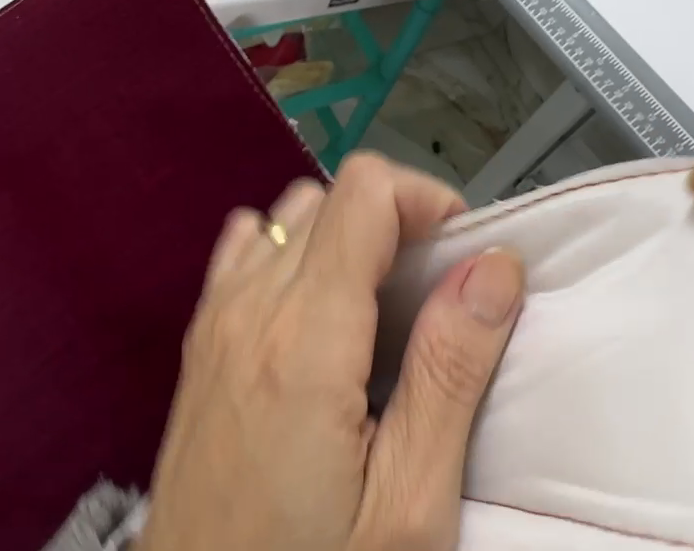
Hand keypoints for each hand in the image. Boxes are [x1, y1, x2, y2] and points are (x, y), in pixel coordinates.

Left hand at [137, 153, 524, 550]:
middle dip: (397, 220)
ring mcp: (217, 316)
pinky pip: (245, 248)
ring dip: (346, 235)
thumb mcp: (406, 502)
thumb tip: (492, 269)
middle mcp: (251, 305)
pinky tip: (313, 305)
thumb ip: (449, 372)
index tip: (463, 256)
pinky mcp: (201, 338)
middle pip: (331, 197)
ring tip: (382, 305)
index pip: (364, 191)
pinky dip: (290, 249)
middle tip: (436, 292)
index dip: (424, 200)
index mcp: (306, 335)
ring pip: (289, 216)